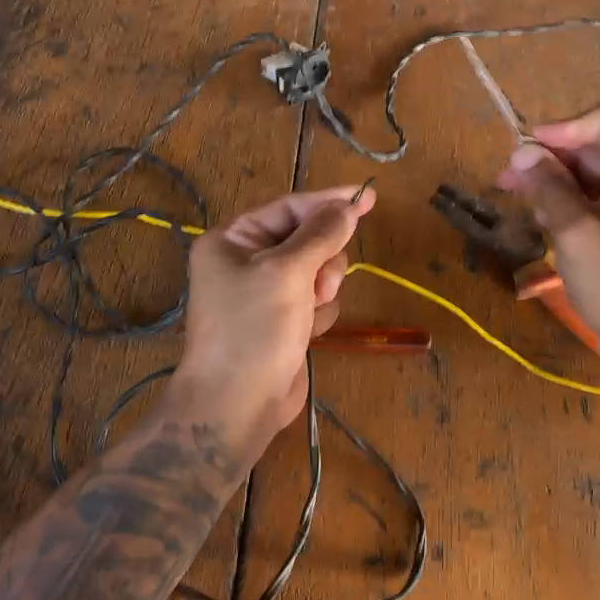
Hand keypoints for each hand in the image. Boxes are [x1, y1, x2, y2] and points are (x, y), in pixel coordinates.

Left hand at [172, 186, 374, 449]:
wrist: (237, 403)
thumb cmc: (254, 328)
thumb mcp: (287, 272)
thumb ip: (320, 235)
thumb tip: (347, 206)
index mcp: (232, 240)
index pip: (288, 208)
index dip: (328, 203)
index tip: (368, 197)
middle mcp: (245, 261)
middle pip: (307, 238)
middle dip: (322, 259)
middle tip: (319, 283)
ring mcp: (265, 293)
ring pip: (318, 270)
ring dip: (322, 289)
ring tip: (308, 311)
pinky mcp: (283, 321)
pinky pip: (317, 301)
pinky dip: (319, 314)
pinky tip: (307, 333)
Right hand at [494, 97, 599, 372]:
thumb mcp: (577, 234)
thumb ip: (549, 188)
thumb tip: (522, 153)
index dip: (562, 127)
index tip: (523, 152)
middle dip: (552, 157)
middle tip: (506, 180)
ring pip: (596, 176)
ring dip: (558, 182)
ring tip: (523, 205)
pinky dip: (572, 205)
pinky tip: (547, 225)